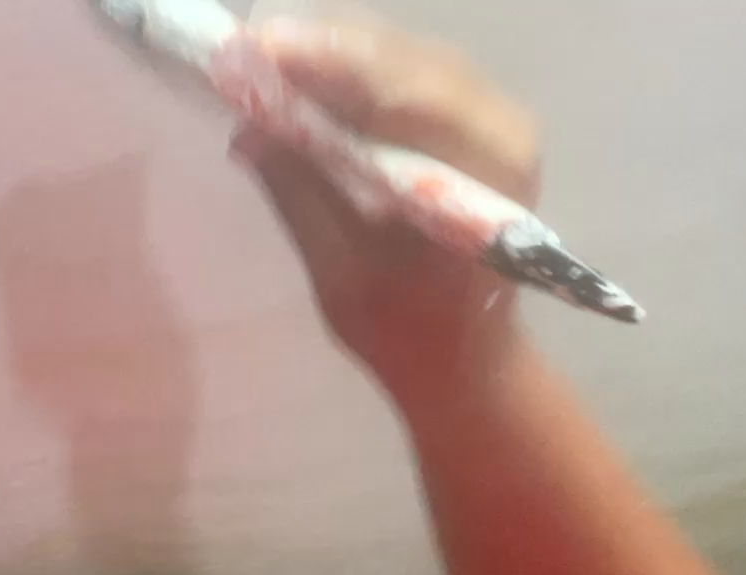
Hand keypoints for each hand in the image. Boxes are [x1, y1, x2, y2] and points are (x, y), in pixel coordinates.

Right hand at [231, 20, 539, 394]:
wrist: (459, 354)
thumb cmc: (399, 329)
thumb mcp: (338, 271)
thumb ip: (299, 194)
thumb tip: (247, 131)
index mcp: (478, 170)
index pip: (399, 89)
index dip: (323, 62)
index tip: (254, 49)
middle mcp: (499, 126)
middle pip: (405, 61)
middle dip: (323, 51)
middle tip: (246, 49)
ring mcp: (493, 120)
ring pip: (408, 62)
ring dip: (336, 58)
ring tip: (266, 60)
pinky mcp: (475, 126)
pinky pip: (412, 82)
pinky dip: (356, 79)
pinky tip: (308, 83)